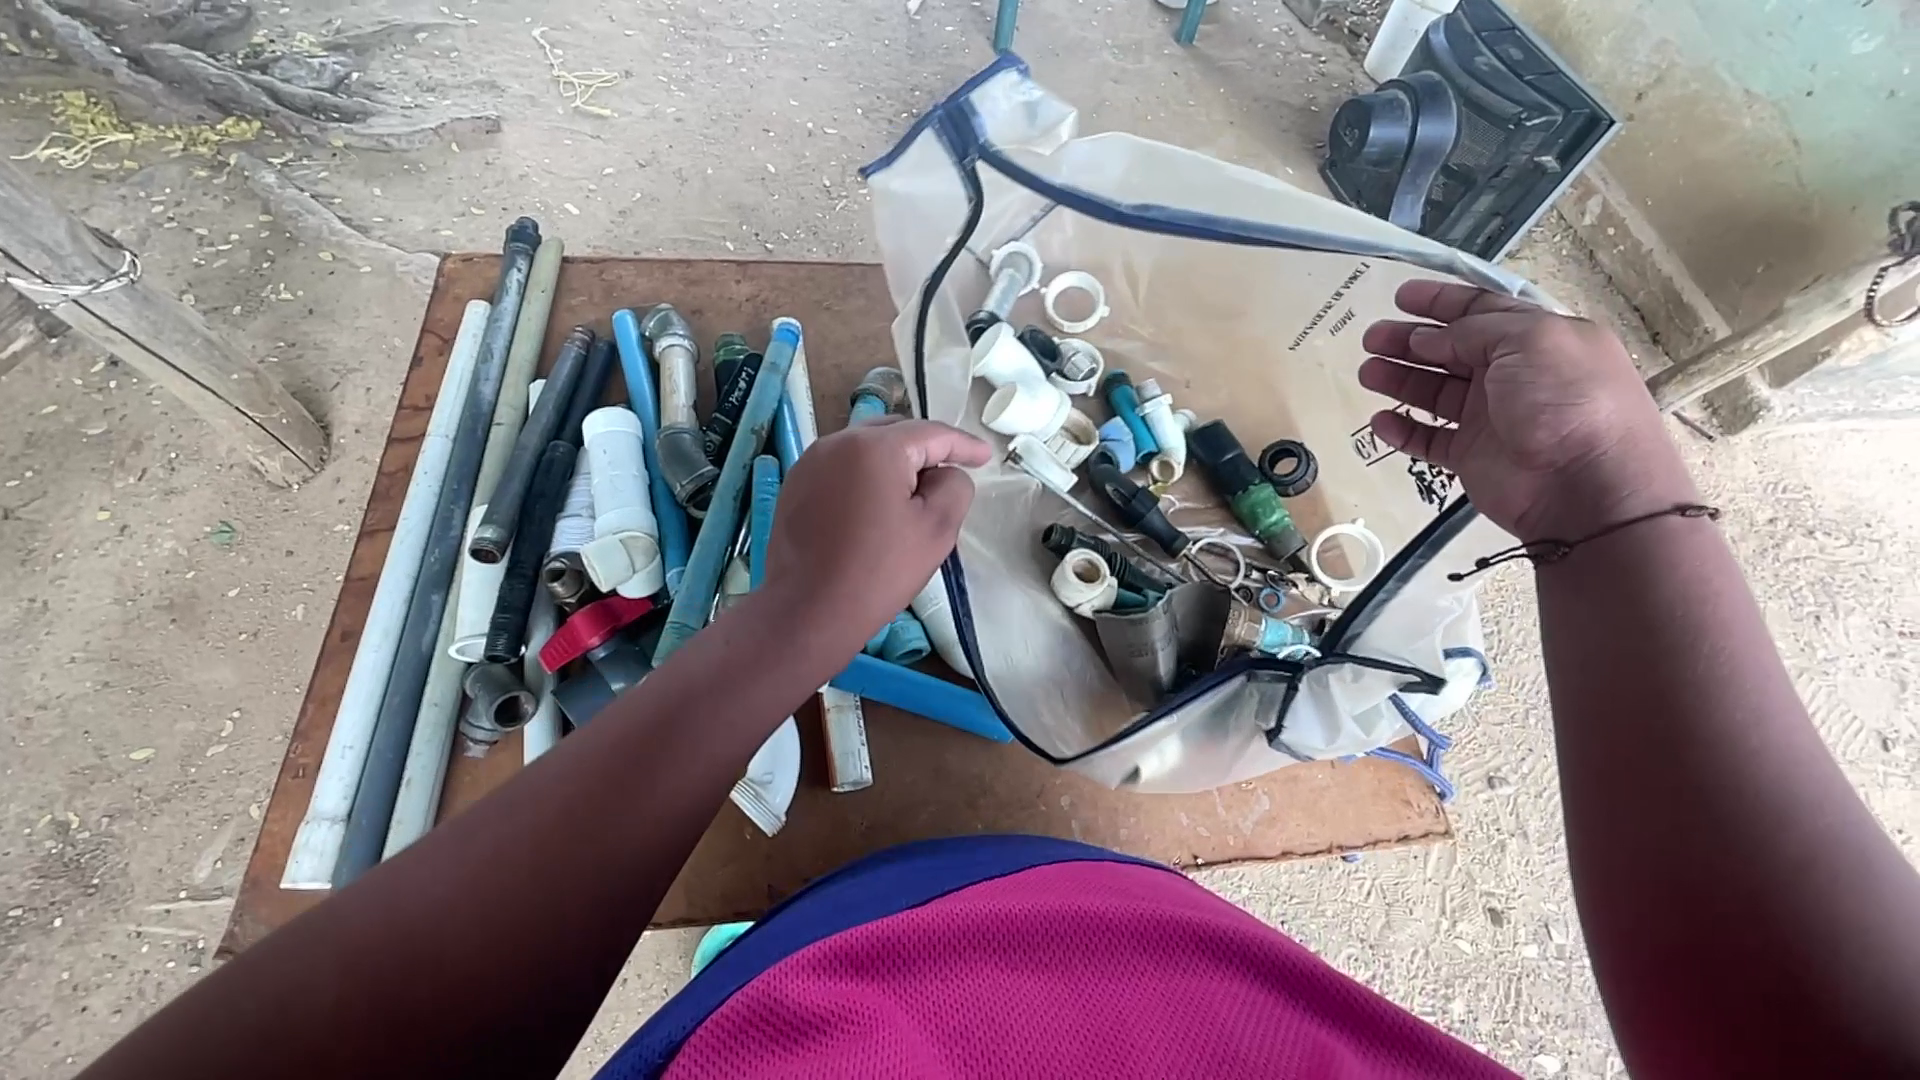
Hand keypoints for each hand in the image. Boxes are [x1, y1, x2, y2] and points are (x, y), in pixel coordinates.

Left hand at [762, 417, 990, 656]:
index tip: (985, 456)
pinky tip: (874, 508)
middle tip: (948, 478)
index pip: (931, 432)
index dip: (963, 444)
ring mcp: (810, 463)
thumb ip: (954, 487)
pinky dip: (865, 477)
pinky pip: (841, 468)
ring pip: (865, 449)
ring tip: (912, 495)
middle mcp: (836, 443)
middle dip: (926, 450)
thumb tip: (943, 473)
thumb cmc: (878, 571)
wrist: (808, 612)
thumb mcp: (936, 529)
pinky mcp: (795, 486)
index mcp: (875, 447)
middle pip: (894, 432)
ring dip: (894, 464)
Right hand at [1358, 280, 1697, 541]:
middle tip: (1371, 338)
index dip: (1441, 302)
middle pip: (1449, 351)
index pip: (1482, 311)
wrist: (1584, 483)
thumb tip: (1426, 338)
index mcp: (1536, 340)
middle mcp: (1512, 375)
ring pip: (1433, 392)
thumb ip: (1474, 331)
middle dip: (1408, 340)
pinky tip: (1380, 420)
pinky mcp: (1470, 455)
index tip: (1400, 296)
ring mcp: (1490, 417)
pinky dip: (1402, 429)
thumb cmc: (1566, 399)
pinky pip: (1428, 438)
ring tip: (1367, 372)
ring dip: (1399, 379)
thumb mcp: (1530, 341)